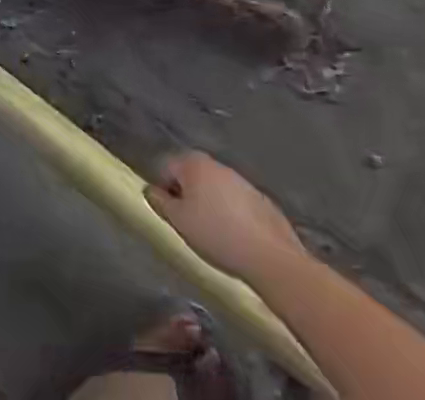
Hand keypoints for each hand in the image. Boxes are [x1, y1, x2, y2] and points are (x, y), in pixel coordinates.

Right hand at [145, 151, 304, 280]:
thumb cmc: (216, 234)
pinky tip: (236, 237)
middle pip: (192, 176)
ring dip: (210, 204)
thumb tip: (151, 190)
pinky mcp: (265, 202)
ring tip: (213, 232)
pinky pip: (238, 203)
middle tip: (188, 221)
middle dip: (187, 194)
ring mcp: (245, 183)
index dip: (162, 189)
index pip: (166, 167)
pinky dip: (232, 214)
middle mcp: (220, 166)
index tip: (169, 212)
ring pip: (216, 189)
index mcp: (195, 164)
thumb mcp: (178, 220)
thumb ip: (159, 201)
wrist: (273, 259)